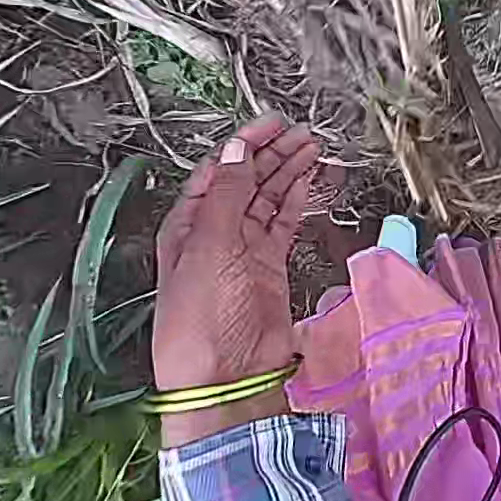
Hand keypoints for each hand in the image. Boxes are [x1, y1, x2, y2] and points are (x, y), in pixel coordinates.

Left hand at [153, 114, 318, 446]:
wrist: (227, 375)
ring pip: (268, 198)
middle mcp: (215, 231)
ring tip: (311, 148)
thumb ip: (228, 194)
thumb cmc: (204, 314)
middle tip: (300, 132)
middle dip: (272, 154)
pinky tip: (306, 180)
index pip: (219, 171)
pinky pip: (283, 222)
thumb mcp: (210, 245)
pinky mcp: (269, 264)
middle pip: (246, 181)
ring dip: (288, 172)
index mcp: (189, 223)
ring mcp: (244, 248)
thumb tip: (238, 149)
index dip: (244, 145)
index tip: (270, 125)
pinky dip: (295, 199)